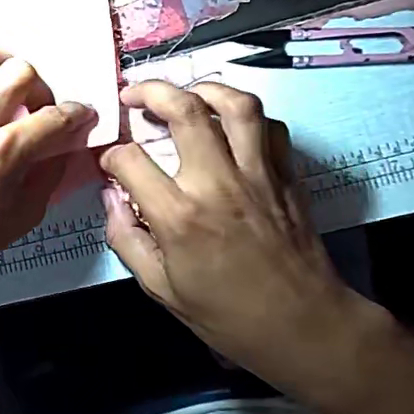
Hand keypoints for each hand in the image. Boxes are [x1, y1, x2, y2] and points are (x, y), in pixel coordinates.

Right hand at [98, 81, 410, 413]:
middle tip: (135, 95)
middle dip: (151, 91)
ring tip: (188, 94)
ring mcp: (258, 174)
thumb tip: (112, 199)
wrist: (302, 325)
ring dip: (206, 88)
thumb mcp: (163, 291)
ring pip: (236, 105)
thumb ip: (128, 240)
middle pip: (184, 110)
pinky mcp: (287, 175)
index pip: (131, 160)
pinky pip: (271, 127)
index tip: (112, 163)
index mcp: (180, 217)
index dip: (111, 156)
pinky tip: (234, 126)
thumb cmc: (229, 317)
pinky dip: (250, 117)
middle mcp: (218, 184)